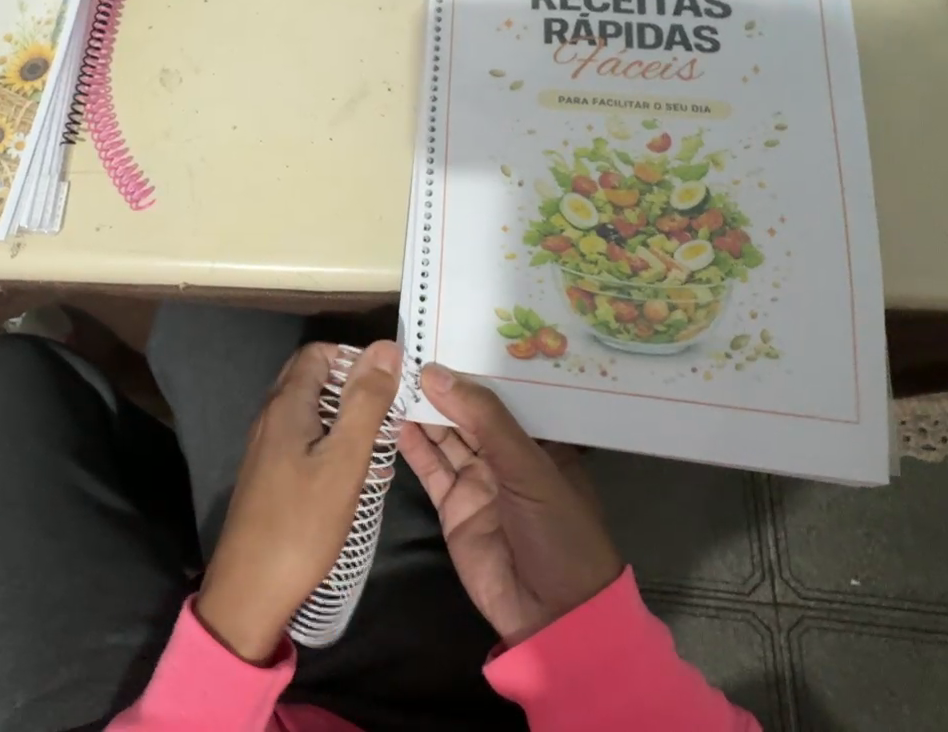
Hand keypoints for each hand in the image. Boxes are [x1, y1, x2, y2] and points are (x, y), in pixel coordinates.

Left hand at [195, 341, 402, 664]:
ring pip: (306, 408)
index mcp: (286, 404)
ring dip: (341, 412)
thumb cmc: (302, 521)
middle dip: (349, 382)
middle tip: (386, 407)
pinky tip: (349, 467)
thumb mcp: (344, 459)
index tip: (387, 380)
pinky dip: (328, 437)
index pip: (317, 354)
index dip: (353, 357)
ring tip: (376, 436)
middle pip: (309, 378)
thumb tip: (385, 347)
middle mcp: (269, 416)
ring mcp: (265, 445)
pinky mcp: (268, 472)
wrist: (251, 587)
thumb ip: (365, 401)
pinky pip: (301, 435)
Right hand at [399, 365, 621, 647]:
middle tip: (402, 352)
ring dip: (420, 410)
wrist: (554, 615)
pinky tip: (392, 418)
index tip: (438, 332)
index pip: (501, 395)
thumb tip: (434, 371)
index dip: (471, 367)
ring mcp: (478, 481)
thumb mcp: (527, 468)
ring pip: (444, 436)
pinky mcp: (453, 506)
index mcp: (537, 442)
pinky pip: (429, 468)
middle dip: (439, 386)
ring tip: (390, 378)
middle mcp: (505, 456)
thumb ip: (482, 418)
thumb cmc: (557, 531)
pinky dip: (411, 445)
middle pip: (466, 413)